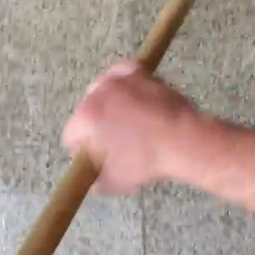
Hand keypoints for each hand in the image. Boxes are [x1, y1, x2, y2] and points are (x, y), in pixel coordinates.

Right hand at [63, 62, 200, 193]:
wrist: (183, 139)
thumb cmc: (147, 160)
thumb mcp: (116, 181)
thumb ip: (98, 182)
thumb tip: (94, 182)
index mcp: (86, 118)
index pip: (71, 134)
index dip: (80, 149)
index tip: (92, 157)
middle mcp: (98, 93)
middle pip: (85, 110)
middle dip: (93, 124)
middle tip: (110, 140)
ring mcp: (120, 80)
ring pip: (101, 89)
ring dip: (105, 103)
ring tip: (121, 118)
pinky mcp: (140, 73)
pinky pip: (121, 72)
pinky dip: (121, 81)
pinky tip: (128, 92)